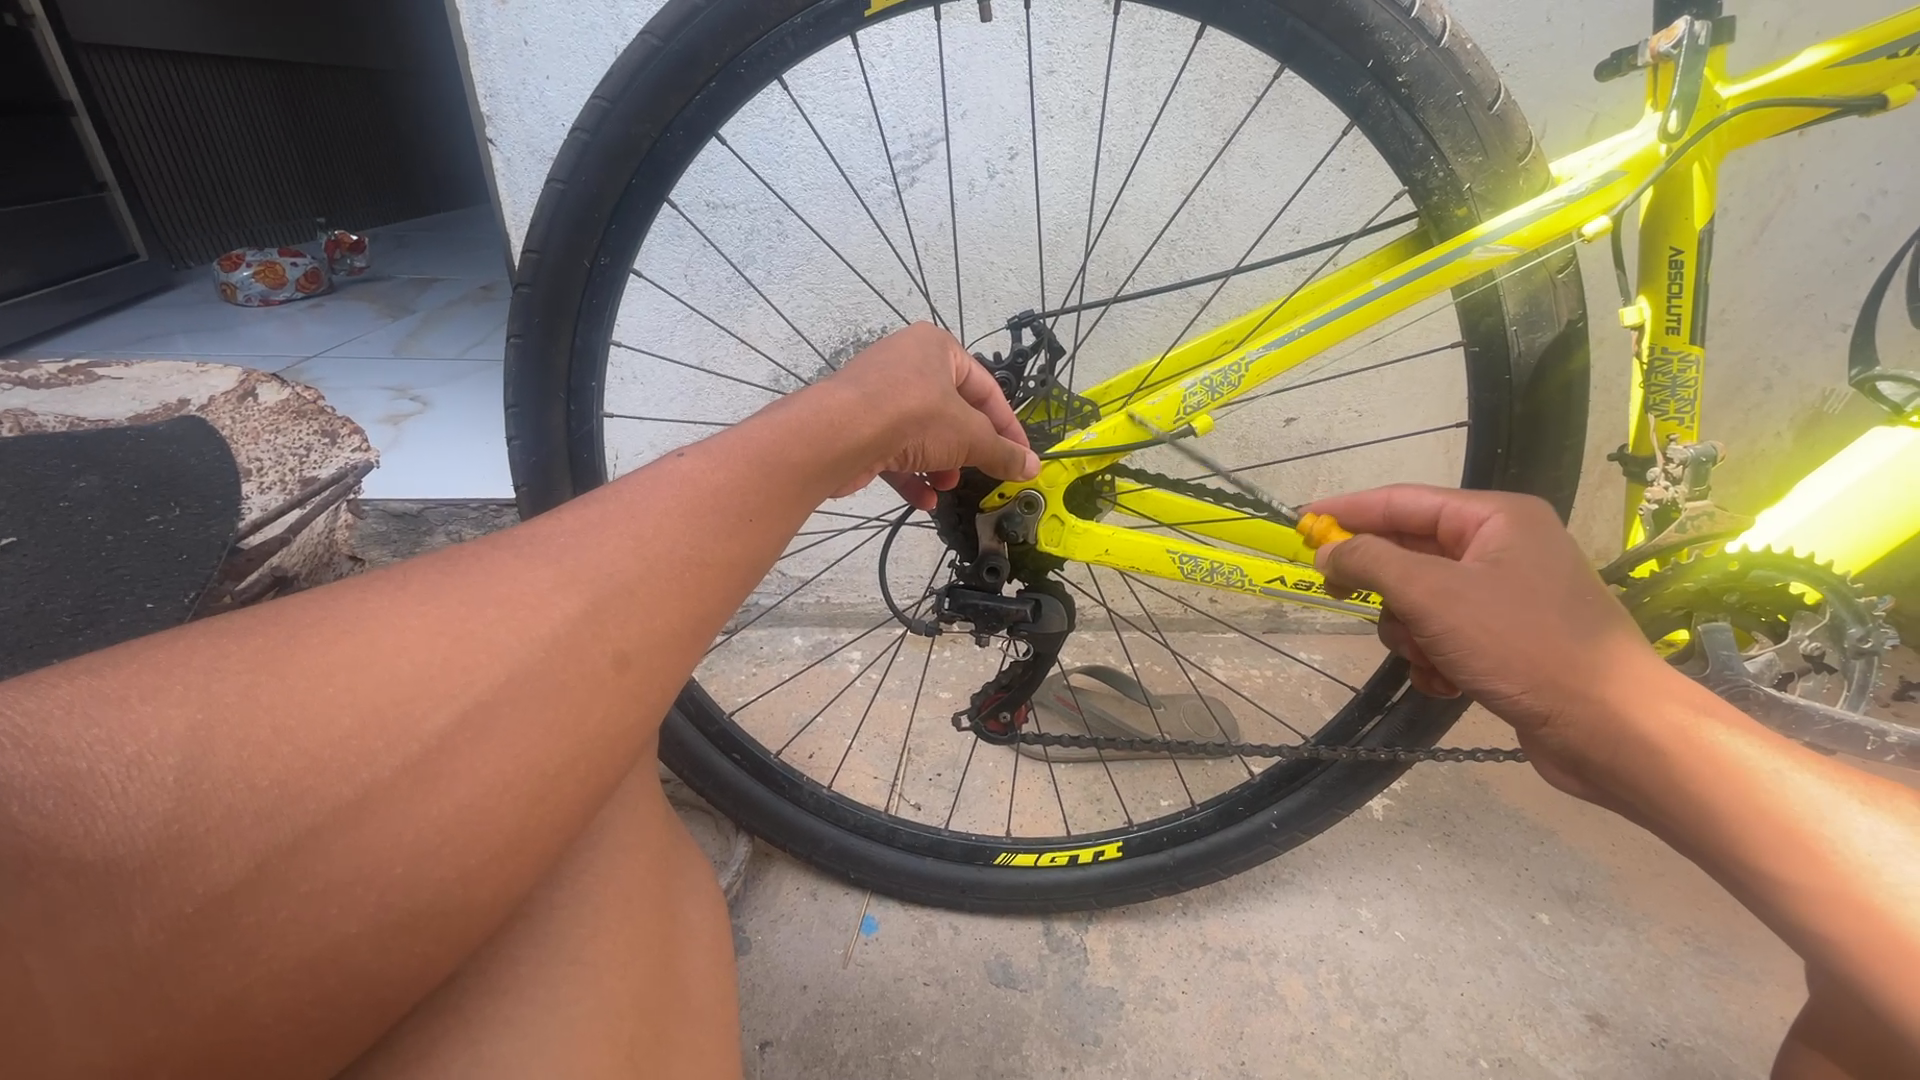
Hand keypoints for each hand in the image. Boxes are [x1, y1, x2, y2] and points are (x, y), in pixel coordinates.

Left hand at [825, 322, 1039, 509]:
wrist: (839, 434)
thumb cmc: (914, 417)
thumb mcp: (969, 436)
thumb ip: (1002, 452)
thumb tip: (1032, 467)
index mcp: (937, 349)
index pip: (985, 388)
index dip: (1007, 425)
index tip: (1021, 457)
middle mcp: (906, 364)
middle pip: (952, 411)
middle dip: (967, 448)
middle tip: (981, 472)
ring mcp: (878, 395)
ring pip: (922, 433)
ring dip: (940, 463)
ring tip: (948, 484)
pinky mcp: (859, 425)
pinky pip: (894, 449)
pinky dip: (912, 474)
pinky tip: (926, 499)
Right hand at [1310, 485, 1677, 797]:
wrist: (1610, 727)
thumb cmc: (1522, 644)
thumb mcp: (1432, 594)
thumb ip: (1370, 561)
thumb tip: (1327, 551)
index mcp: (1494, 518)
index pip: (1401, 501)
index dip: (1347, 510)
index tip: (1300, 521)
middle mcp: (1502, 549)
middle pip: (1408, 552)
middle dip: (1384, 587)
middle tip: (1340, 596)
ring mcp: (1506, 596)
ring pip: (1419, 600)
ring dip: (1410, 632)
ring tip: (1429, 657)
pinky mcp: (1507, 640)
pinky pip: (1443, 635)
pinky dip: (1434, 658)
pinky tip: (1446, 682)